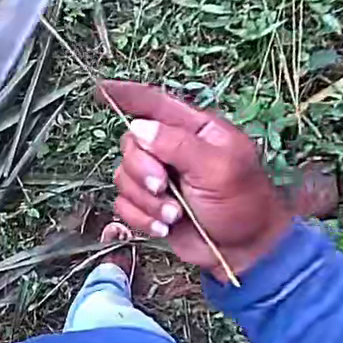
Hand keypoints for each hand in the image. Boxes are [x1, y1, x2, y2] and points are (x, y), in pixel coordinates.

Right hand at [99, 81, 290, 277]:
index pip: (155, 104)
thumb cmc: (242, 204)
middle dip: (143, 170)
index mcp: (194, 130)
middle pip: (131, 144)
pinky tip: (164, 228)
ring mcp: (158, 178)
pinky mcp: (149, 205)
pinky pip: (123, 204)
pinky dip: (141, 218)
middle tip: (164, 188)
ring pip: (123, 176)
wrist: (243, 251)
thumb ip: (178, 145)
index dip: (127, 95)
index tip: (99, 91)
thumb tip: (138, 127)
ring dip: (146, 201)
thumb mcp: (218, 168)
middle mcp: (171, 149)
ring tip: (175, 216)